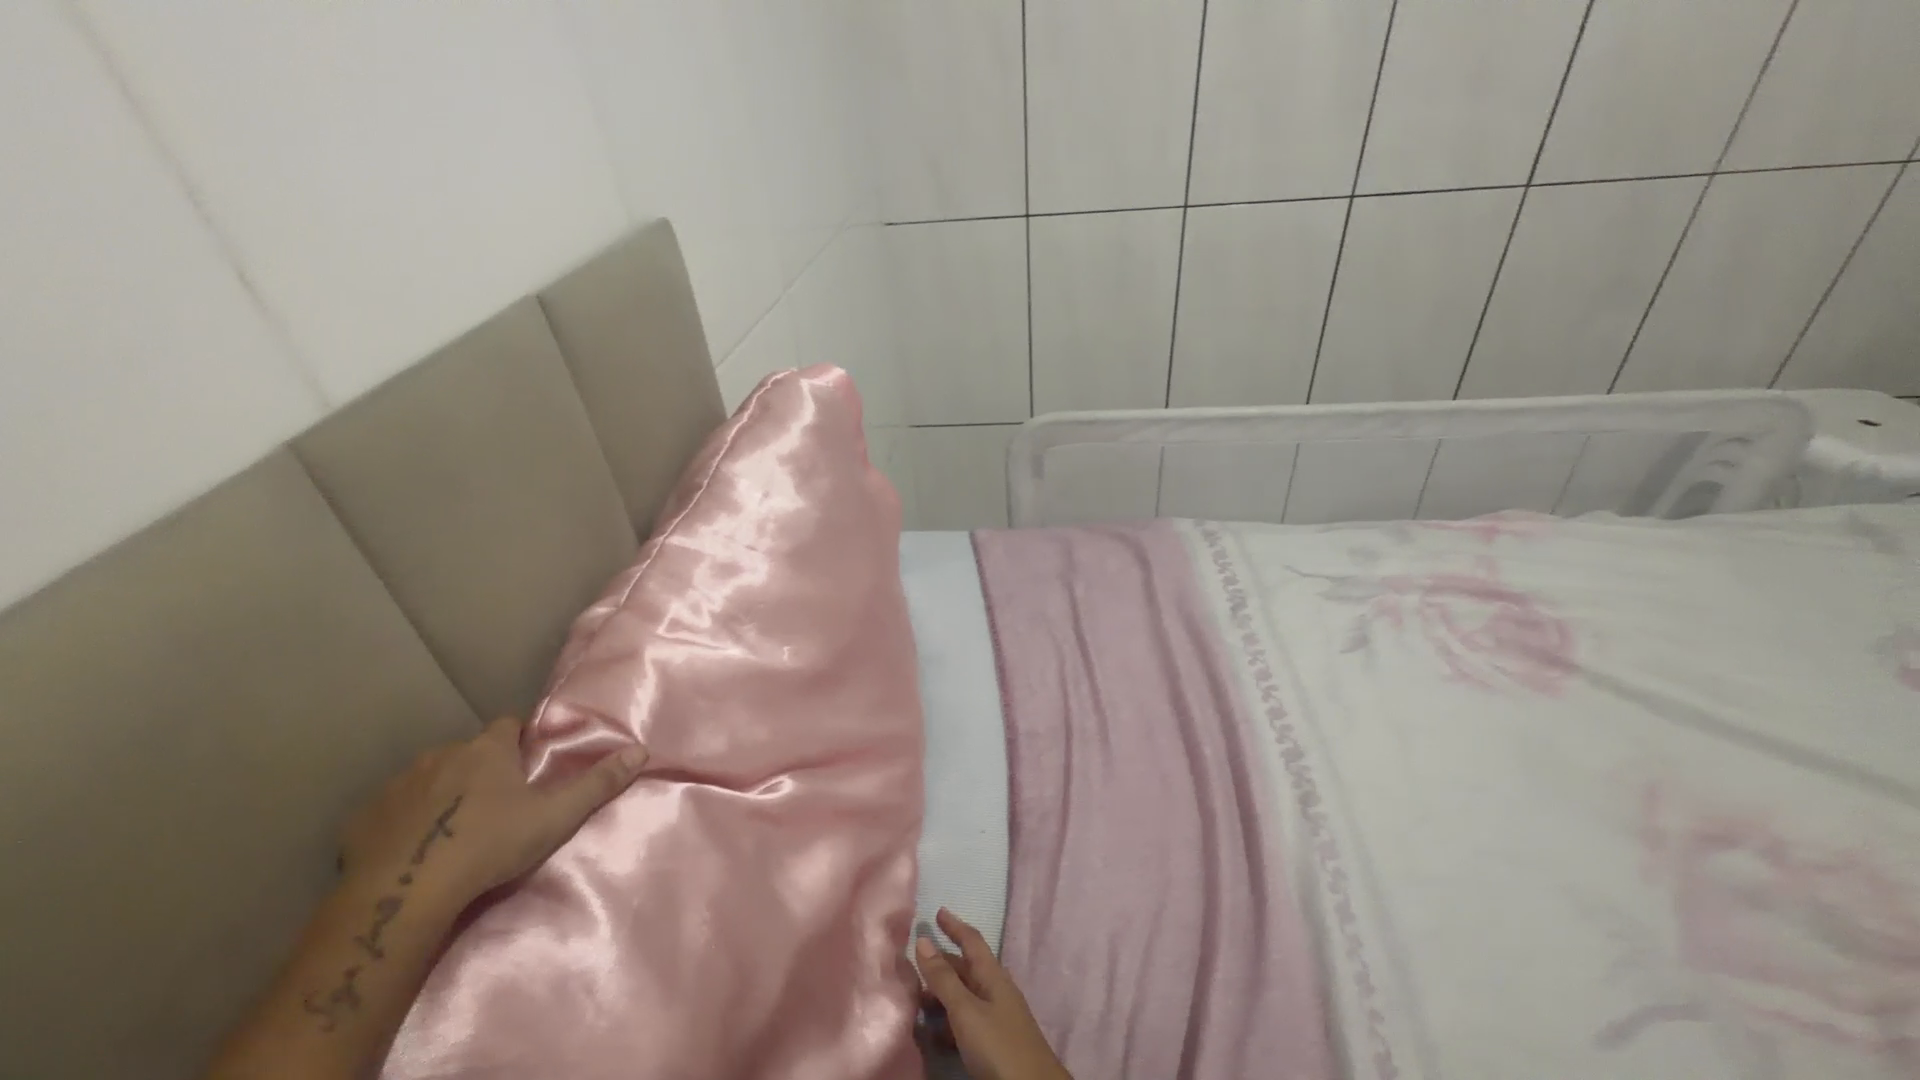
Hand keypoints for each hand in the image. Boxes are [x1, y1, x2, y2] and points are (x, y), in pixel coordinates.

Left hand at [339, 716, 648, 906]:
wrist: (405, 893)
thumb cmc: (489, 846)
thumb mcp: (555, 818)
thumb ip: (598, 784)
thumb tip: (640, 750)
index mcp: (488, 750)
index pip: (509, 726)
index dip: (520, 741)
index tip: (528, 766)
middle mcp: (441, 755)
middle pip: (467, 752)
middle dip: (480, 770)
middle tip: (496, 806)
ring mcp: (398, 784)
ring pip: (428, 779)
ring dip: (442, 794)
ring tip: (454, 831)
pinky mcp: (363, 816)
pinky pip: (390, 810)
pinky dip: (403, 822)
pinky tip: (413, 850)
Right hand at [915, 909, 1070, 1079]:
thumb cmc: (999, 1045)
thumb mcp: (966, 1010)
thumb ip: (944, 979)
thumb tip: (923, 940)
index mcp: (993, 977)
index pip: (972, 941)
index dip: (955, 926)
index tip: (938, 911)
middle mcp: (996, 991)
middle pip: (967, 968)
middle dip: (943, 961)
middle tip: (917, 958)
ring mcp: (997, 1017)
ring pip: (965, 995)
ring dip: (942, 993)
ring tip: (917, 996)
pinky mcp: (994, 1041)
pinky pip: (966, 1021)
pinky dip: (948, 1019)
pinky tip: (933, 1031)